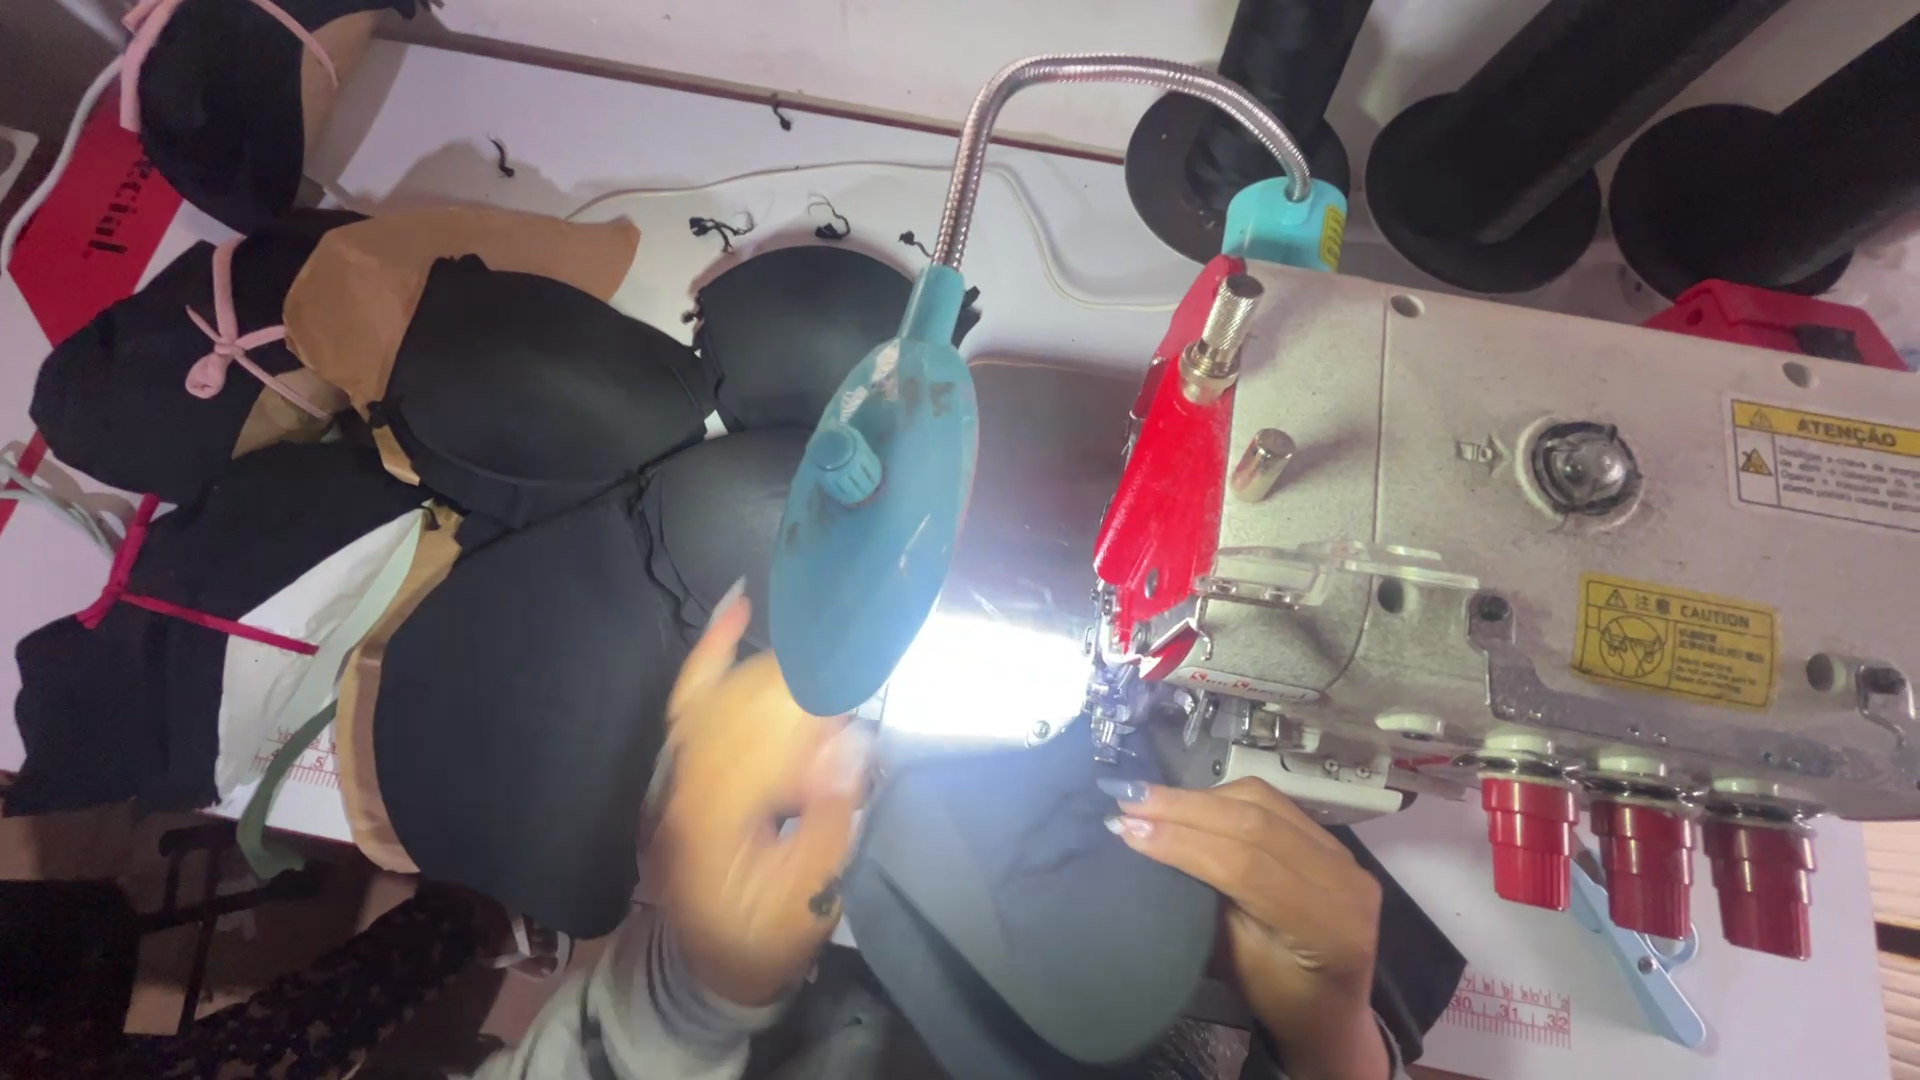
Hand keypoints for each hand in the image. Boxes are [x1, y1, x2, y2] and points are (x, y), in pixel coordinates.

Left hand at [649, 585, 869, 1006]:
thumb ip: (828, 820)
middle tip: (852, 644)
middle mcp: (684, 782)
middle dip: (802, 672)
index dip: (815, 701)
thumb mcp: (810, 896)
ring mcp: (675, 770)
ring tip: (824, 635)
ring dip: (775, 660)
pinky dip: (712, 652)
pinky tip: (735, 609)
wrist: (713, 960)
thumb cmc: (769, 933)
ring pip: (720, 690)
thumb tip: (848, 742)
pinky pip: (691, 697)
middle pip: (742, 701)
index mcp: (715, 818)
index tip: (856, 676)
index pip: (767, 736)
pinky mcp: (681, 762)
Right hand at [1102, 777, 1386, 1079]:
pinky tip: (1186, 803)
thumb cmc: (1281, 998)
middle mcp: (1344, 879)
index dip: (1182, 842)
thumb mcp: (1236, 962)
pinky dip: (1219, 797)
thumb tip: (1146, 842)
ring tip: (1147, 799)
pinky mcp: (1328, 837)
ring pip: (1259, 801)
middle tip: (1126, 800)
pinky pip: (1268, 801)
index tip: (1127, 830)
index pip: (1245, 865)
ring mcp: (1341, 852)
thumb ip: (1203, 900)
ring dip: (1196, 797)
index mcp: (1328, 926)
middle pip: (1253, 822)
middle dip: (1181, 807)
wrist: (1333, 1009)